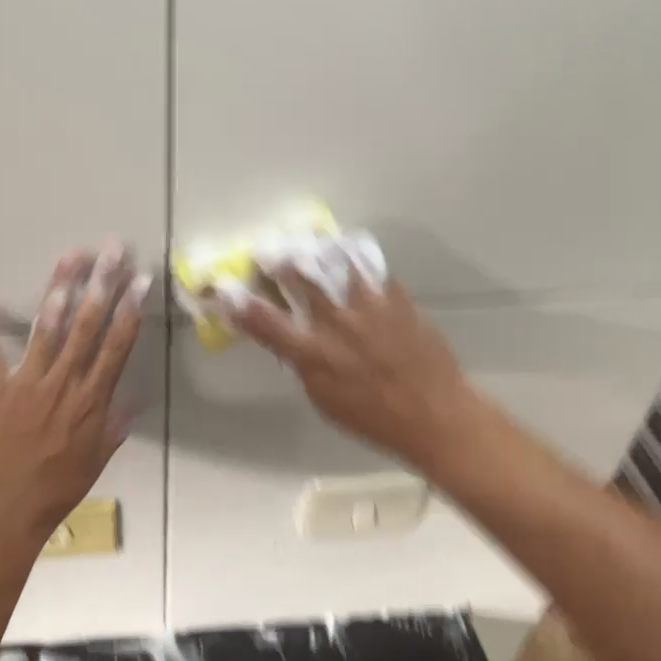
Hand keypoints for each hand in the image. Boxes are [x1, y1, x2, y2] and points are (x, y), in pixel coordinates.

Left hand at [0, 245, 150, 543]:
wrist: (10, 506)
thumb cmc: (59, 487)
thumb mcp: (97, 460)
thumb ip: (112, 427)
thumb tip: (129, 402)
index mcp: (92, 399)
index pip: (117, 346)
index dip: (130, 309)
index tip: (139, 280)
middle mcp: (65, 382)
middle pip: (87, 325)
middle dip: (101, 284)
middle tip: (110, 249)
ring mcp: (30, 382)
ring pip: (48, 328)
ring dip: (59, 289)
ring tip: (69, 256)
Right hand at [223, 266, 473, 470]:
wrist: (436, 416)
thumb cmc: (374, 418)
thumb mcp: (325, 401)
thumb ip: (306, 367)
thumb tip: (294, 343)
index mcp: (313, 355)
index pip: (265, 322)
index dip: (240, 303)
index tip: (224, 288)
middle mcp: (337, 325)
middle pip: (300, 279)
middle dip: (278, 261)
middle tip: (268, 252)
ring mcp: (370, 308)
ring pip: (336, 264)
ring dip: (317, 251)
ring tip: (309, 241)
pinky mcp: (398, 301)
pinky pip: (373, 270)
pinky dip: (356, 258)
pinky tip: (349, 253)